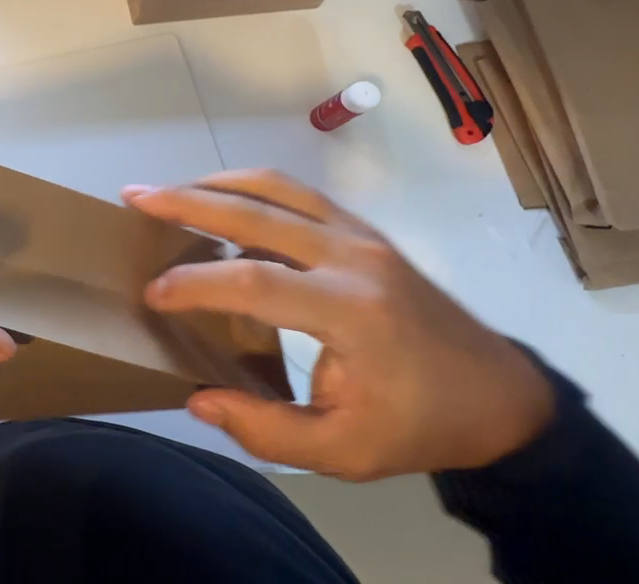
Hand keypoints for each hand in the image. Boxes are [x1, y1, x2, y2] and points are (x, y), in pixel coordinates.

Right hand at [124, 172, 553, 480]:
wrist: (504, 398)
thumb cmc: (422, 425)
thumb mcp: (345, 452)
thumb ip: (266, 431)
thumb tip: (197, 397)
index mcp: (353, 313)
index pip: (253, 282)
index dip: (194, 284)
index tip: (153, 295)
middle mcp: (353, 259)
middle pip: (255, 211)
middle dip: (186, 202)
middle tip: (134, 198)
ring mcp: (361, 236)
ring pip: (275, 187)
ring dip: (214, 184)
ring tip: (167, 193)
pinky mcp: (363, 231)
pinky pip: (295, 194)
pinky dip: (247, 190)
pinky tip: (218, 202)